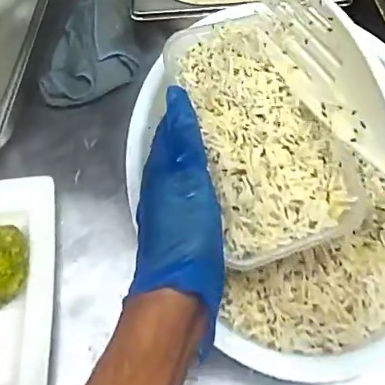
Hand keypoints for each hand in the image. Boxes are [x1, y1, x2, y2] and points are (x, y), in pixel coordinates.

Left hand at [130, 87, 223, 332]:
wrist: (179, 296)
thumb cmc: (184, 233)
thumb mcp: (187, 181)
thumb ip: (183, 142)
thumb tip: (175, 98)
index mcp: (158, 171)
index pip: (168, 129)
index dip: (180, 109)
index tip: (202, 87)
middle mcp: (161, 186)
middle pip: (175, 148)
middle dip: (192, 127)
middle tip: (220, 106)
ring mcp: (172, 209)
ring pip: (185, 169)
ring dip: (200, 151)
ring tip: (225, 135)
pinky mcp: (187, 228)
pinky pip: (197, 190)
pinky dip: (207, 176)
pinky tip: (223, 177)